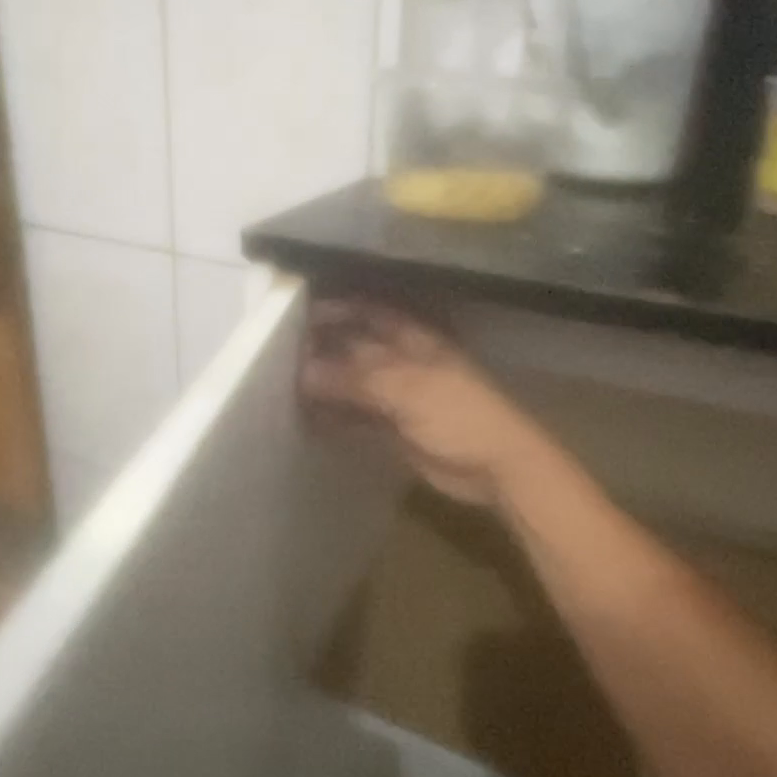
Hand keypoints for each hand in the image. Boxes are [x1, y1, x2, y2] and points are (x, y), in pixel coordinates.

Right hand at [300, 298, 559, 506]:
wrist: (496, 467)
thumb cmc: (459, 415)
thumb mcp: (407, 388)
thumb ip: (356, 377)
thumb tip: (305, 370)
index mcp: (415, 338)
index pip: (369, 312)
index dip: (338, 309)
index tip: (298, 314)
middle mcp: (404, 360)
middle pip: (358, 346)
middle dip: (324, 347)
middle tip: (280, 352)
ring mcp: (400, 395)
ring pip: (355, 382)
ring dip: (326, 383)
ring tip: (283, 385)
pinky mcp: (395, 427)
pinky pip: (358, 415)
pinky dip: (335, 415)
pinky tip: (308, 417)